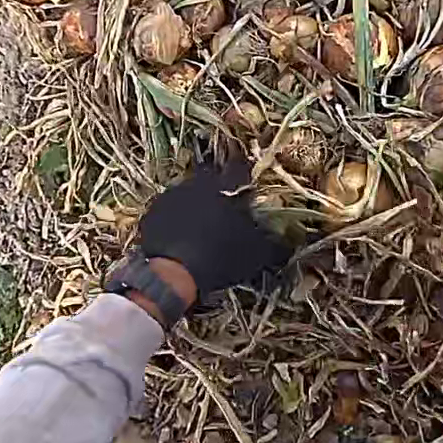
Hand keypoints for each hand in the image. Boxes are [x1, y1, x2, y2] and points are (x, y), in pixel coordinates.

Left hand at [137, 161, 289, 296]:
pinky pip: (168, 210)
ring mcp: (171, 195)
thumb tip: (289, 242)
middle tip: (225, 212)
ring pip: (189, 192)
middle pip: (212, 178)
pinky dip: (175, 219)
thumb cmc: (221, 258)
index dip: (246, 179)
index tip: (248, 193)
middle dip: (219, 191)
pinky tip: (181, 237)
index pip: (240, 169)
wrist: (172, 274)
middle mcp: (197, 181)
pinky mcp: (152, 211)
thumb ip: (275, 244)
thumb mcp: (257, 254)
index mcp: (225, 185)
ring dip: (196, 204)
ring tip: (202, 228)